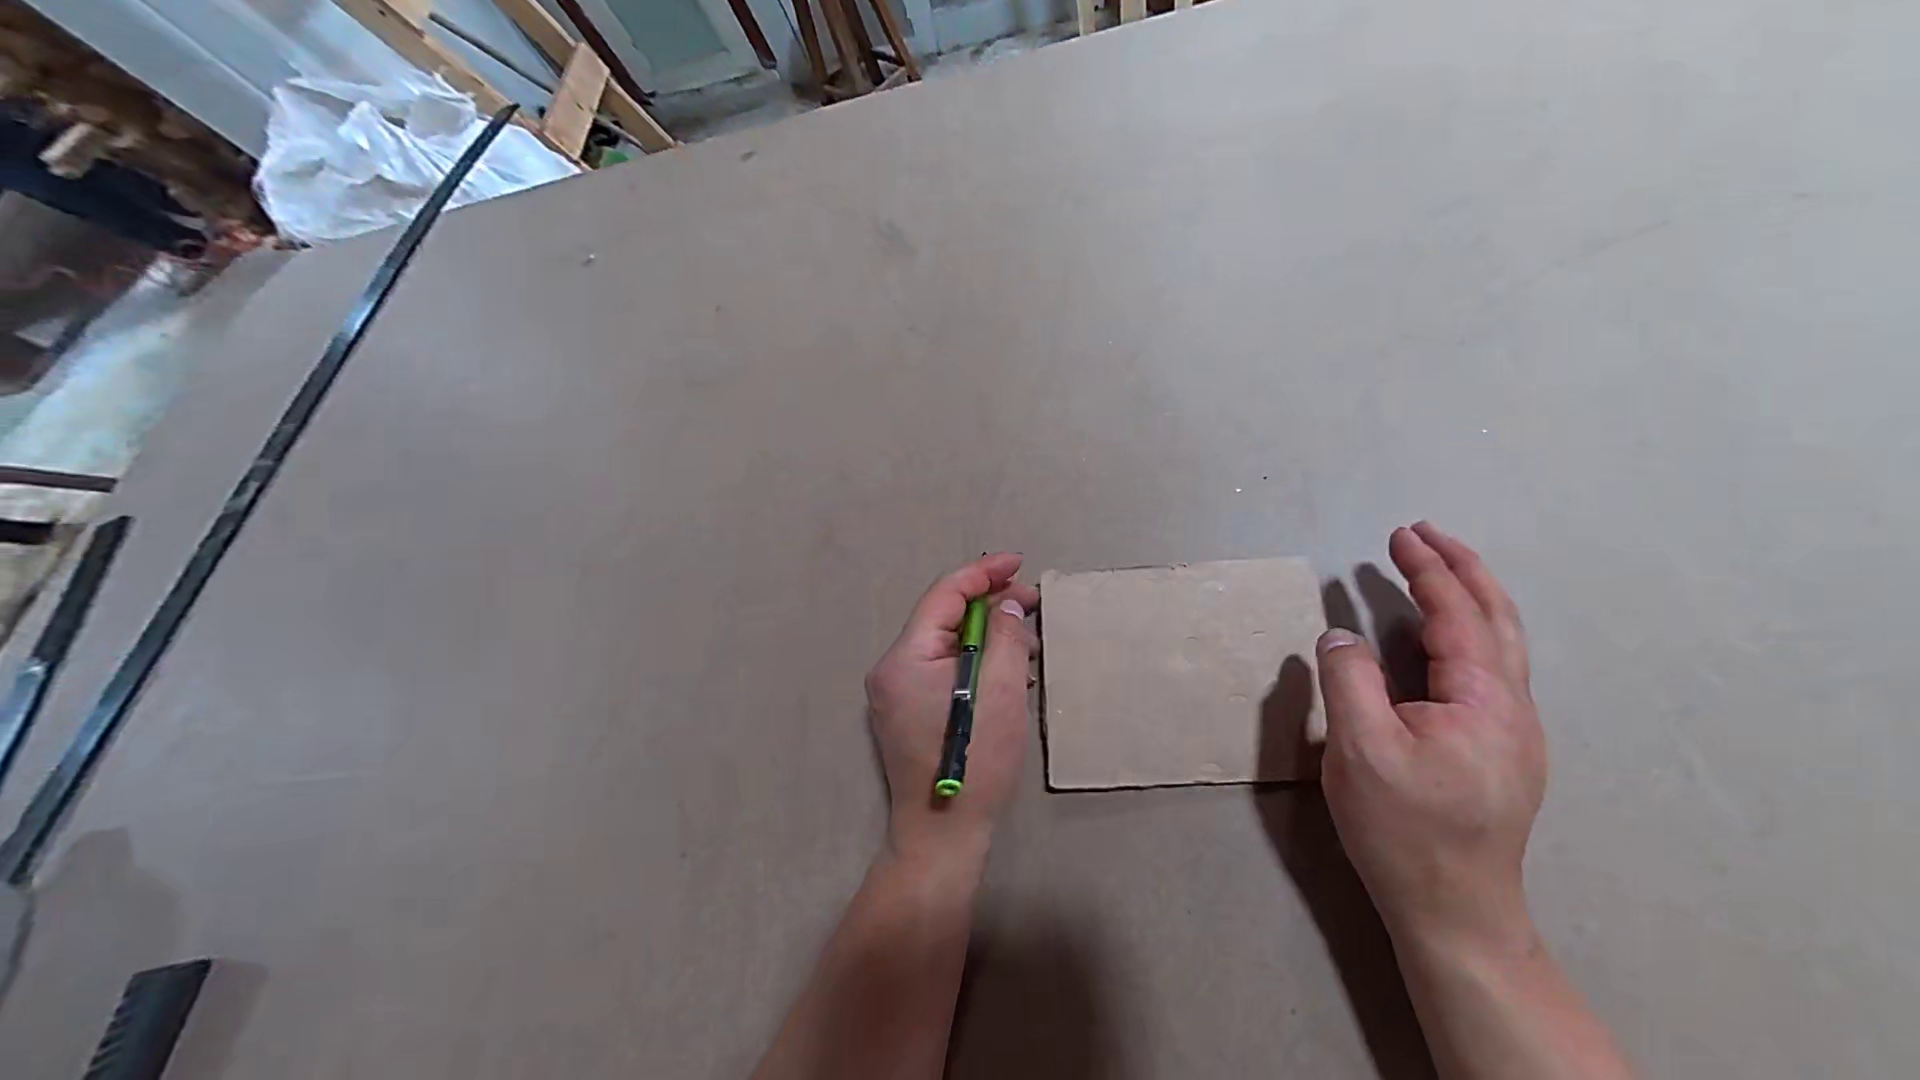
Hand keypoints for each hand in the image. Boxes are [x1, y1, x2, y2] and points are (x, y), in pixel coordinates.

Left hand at [865, 553, 1038, 871]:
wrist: (942, 834)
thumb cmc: (973, 762)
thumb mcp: (1000, 692)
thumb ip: (1004, 638)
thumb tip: (1006, 607)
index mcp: (906, 657)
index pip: (944, 596)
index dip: (982, 573)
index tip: (1017, 563)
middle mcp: (893, 668)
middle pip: (945, 618)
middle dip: (989, 605)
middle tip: (1032, 602)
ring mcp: (898, 691)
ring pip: (948, 644)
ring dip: (987, 635)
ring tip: (1027, 637)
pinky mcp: (910, 711)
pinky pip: (945, 668)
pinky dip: (977, 661)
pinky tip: (1007, 667)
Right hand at [1316, 522, 1546, 949]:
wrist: (1455, 908)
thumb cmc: (1404, 827)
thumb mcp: (1359, 750)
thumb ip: (1348, 681)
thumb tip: (1340, 636)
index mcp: (1483, 699)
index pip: (1456, 615)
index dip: (1426, 571)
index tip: (1399, 536)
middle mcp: (1513, 706)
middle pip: (1497, 618)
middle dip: (1461, 568)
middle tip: (1424, 534)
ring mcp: (1513, 730)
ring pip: (1502, 643)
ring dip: (1470, 595)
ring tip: (1438, 568)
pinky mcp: (1501, 748)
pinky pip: (1492, 667)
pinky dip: (1470, 629)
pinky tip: (1447, 633)